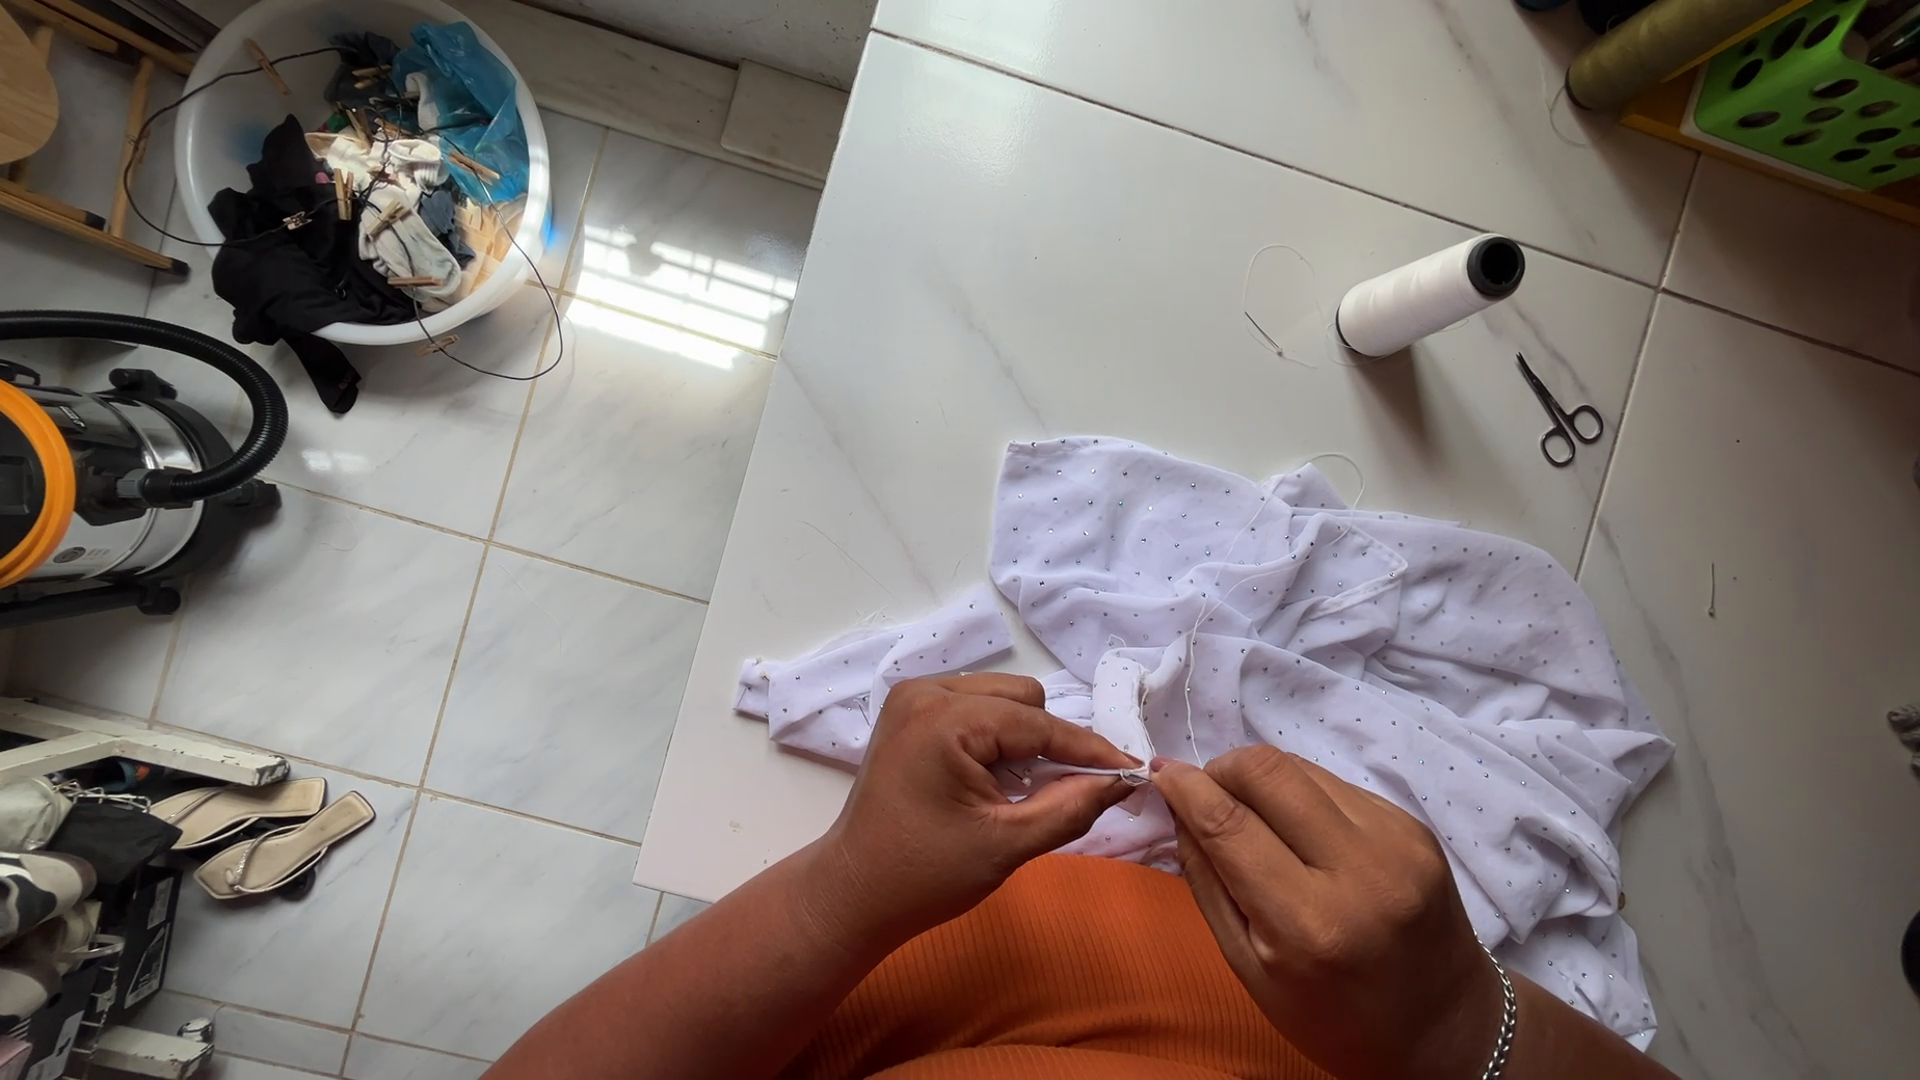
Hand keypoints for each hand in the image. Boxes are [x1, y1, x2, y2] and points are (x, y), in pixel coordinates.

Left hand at [805, 674, 1136, 950]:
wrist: (855, 891)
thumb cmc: (925, 875)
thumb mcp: (1007, 846)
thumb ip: (1070, 808)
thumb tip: (1120, 781)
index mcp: (945, 719)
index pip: (1038, 724)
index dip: (1089, 750)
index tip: (1132, 770)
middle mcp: (926, 692)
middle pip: (1022, 697)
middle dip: (1048, 744)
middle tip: (1052, 794)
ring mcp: (914, 695)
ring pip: (1001, 697)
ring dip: (1022, 738)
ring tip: (1012, 790)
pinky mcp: (910, 709)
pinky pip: (976, 705)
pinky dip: (996, 736)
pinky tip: (988, 777)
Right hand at [1153, 747, 1503, 1079]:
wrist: (1451, 1029)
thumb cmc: (1333, 1016)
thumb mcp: (1248, 967)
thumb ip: (1206, 880)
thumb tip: (1177, 804)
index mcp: (1310, 924)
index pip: (1228, 823)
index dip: (1184, 787)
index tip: (1160, 773)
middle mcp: (1360, 870)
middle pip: (1265, 769)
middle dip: (1220, 769)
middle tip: (1208, 796)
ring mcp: (1395, 839)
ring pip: (1296, 765)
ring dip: (1258, 778)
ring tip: (1255, 818)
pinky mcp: (1410, 823)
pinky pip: (1329, 780)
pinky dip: (1296, 792)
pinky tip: (1300, 830)